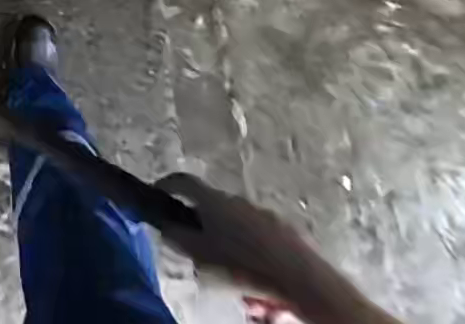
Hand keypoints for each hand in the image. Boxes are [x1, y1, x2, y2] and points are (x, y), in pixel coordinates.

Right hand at [154, 173, 399, 323]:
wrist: (307, 282)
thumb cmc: (245, 265)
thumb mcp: (200, 256)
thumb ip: (176, 238)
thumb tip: (163, 225)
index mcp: (212, 199)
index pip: (181, 180)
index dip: (166, 184)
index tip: (157, 193)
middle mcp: (236, 199)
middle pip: (211, 206)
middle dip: (204, 226)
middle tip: (199, 248)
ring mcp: (265, 215)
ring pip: (238, 226)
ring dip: (230, 244)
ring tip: (231, 275)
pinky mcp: (289, 234)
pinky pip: (261, 240)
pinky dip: (253, 254)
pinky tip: (257, 281)